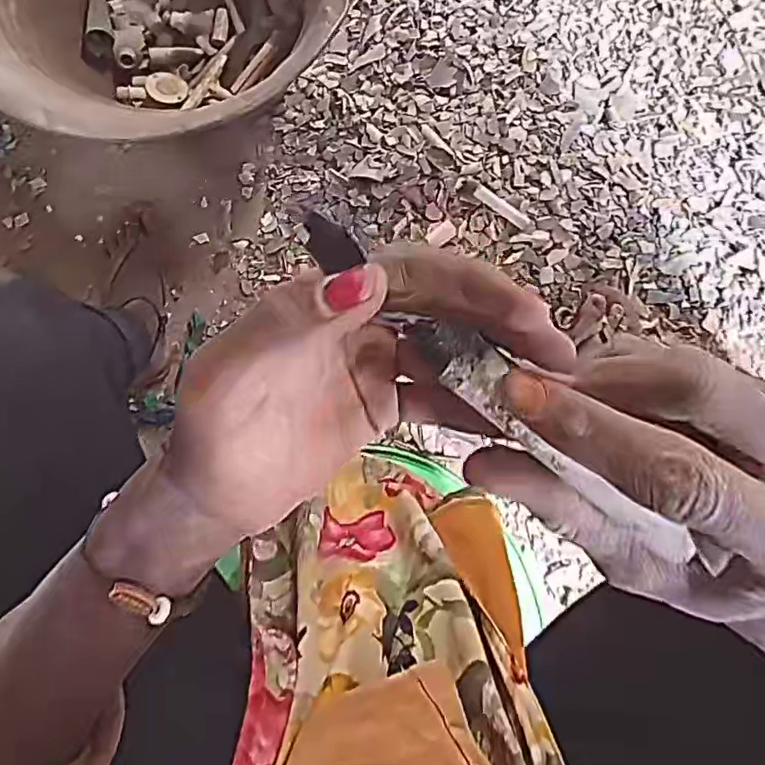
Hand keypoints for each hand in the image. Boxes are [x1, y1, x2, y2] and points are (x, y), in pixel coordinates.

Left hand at [162, 245, 576, 540]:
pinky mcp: (381, 404)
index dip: (470, 285)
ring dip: (496, 361)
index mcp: (328, 295)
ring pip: (448, 348)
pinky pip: (436, 396)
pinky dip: (472, 406)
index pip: (412, 273)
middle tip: (557, 350)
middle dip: (500, 320)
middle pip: (441, 305)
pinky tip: (509, 424)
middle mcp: (359, 320)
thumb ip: (297, 318)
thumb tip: (370, 276)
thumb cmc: (214, 422)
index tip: (523, 310)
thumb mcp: (239, 366)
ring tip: (549, 386)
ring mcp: (374, 362)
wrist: (207, 491)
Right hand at [464, 335, 764, 624]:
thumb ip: (569, 513)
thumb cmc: (708, 581)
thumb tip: (489, 464)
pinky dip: (617, 365)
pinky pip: (677, 355)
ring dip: (600, 369)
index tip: (519, 398)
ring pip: (681, 361)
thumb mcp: (639, 569)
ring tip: (550, 393)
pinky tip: (587, 390)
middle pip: (695, 388)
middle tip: (526, 384)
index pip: (686, 476)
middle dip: (597, 382)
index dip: (596, 432)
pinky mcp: (761, 384)